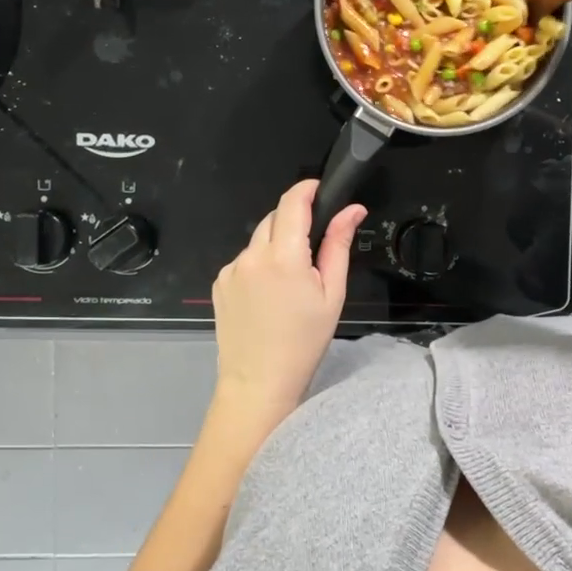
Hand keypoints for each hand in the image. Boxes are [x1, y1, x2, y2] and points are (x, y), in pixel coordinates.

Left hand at [212, 180, 367, 417]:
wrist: (259, 381)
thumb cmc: (304, 342)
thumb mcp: (332, 294)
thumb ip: (339, 245)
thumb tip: (352, 210)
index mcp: (284, 256)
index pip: (292, 203)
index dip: (307, 188)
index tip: (319, 189)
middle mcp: (252, 255)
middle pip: (274, 218)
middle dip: (294, 222)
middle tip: (312, 251)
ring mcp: (231, 269)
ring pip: (258, 240)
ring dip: (275, 246)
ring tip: (289, 283)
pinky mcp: (219, 282)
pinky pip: (243, 261)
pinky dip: (258, 266)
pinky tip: (268, 296)